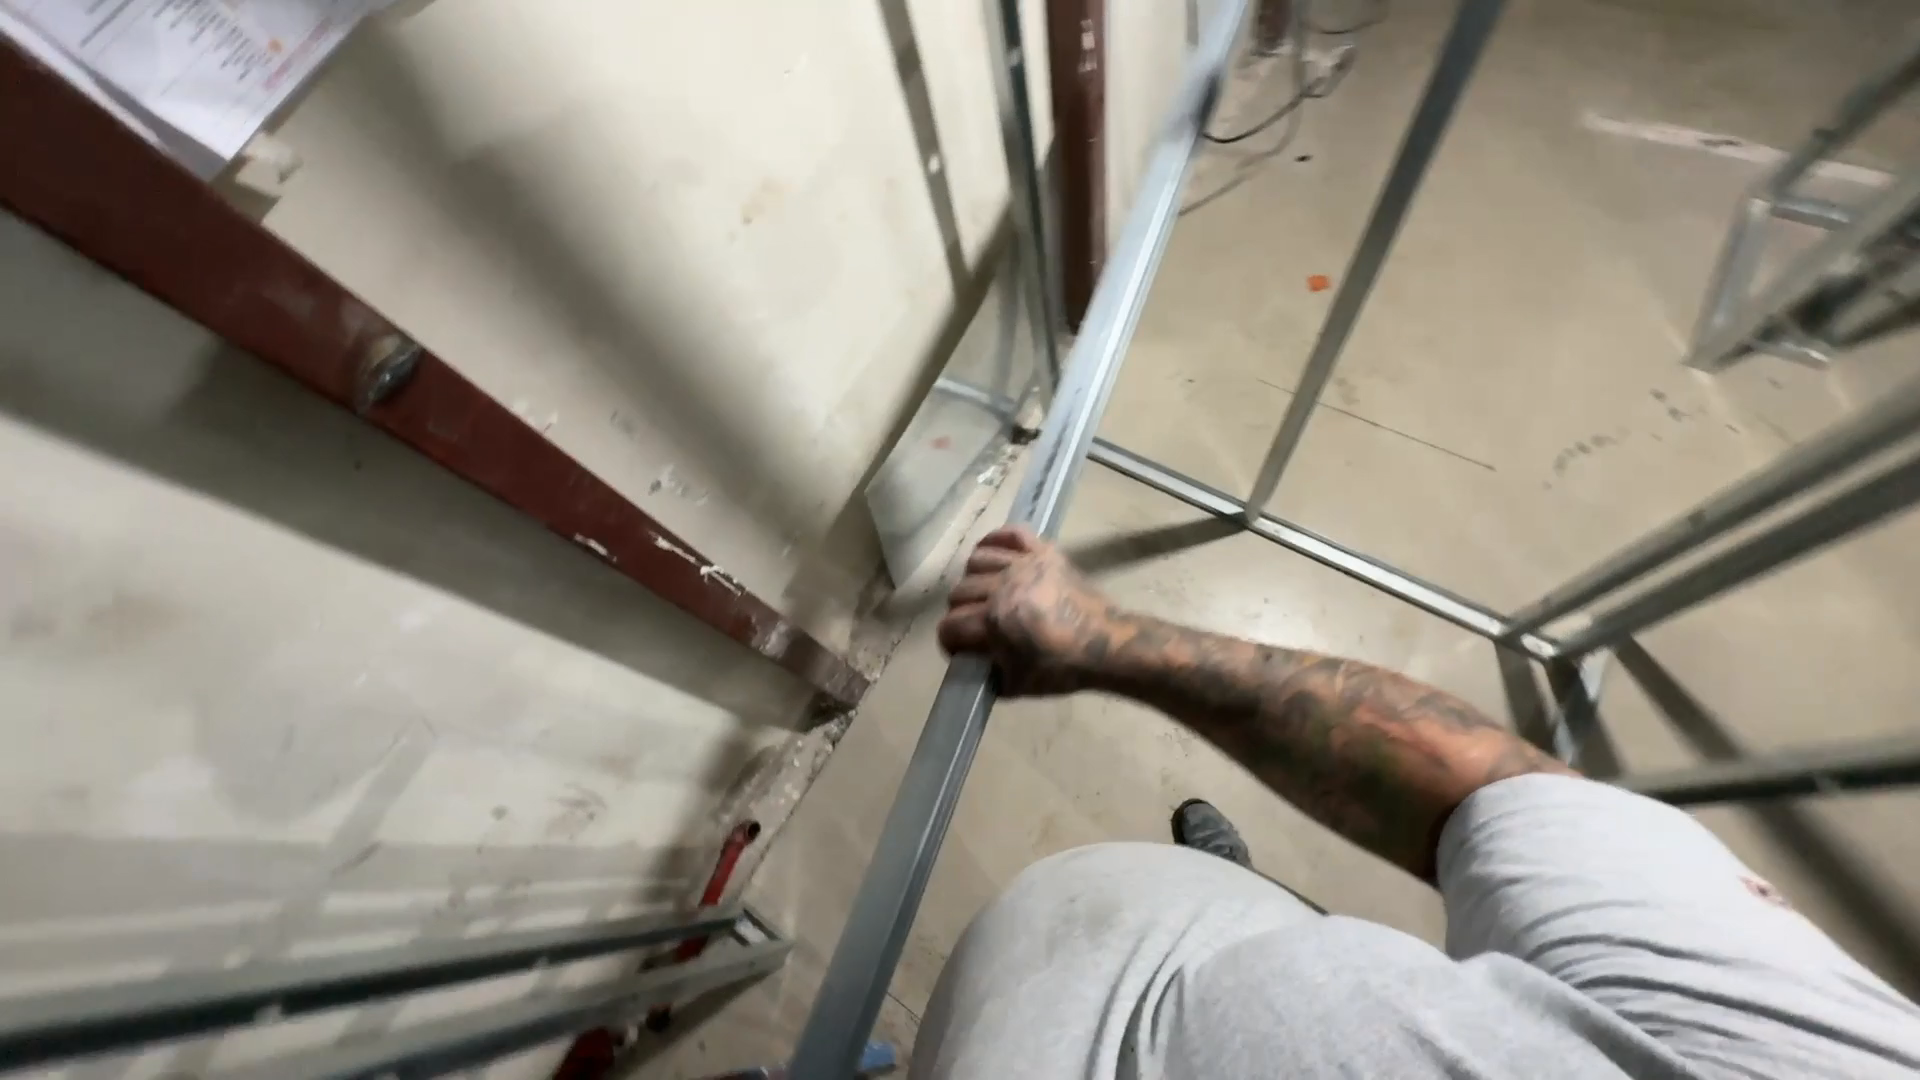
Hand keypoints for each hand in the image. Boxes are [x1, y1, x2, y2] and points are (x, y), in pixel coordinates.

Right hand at [936, 526, 1119, 695]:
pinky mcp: (1043, 552)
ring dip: (973, 579)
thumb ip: (985, 671)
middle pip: (958, 592)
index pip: (950, 625)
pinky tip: (992, 555)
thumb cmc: (1061, 669)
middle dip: (959, 613)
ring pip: (976, 560)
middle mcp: (1003, 587)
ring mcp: (1024, 565)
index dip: (949, 641)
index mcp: (995, 622)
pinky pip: (1010, 533)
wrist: (1105, 646)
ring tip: (983, 592)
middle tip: (973, 624)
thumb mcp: (1015, 684)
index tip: (959, 648)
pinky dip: (995, 540)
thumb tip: (967, 660)